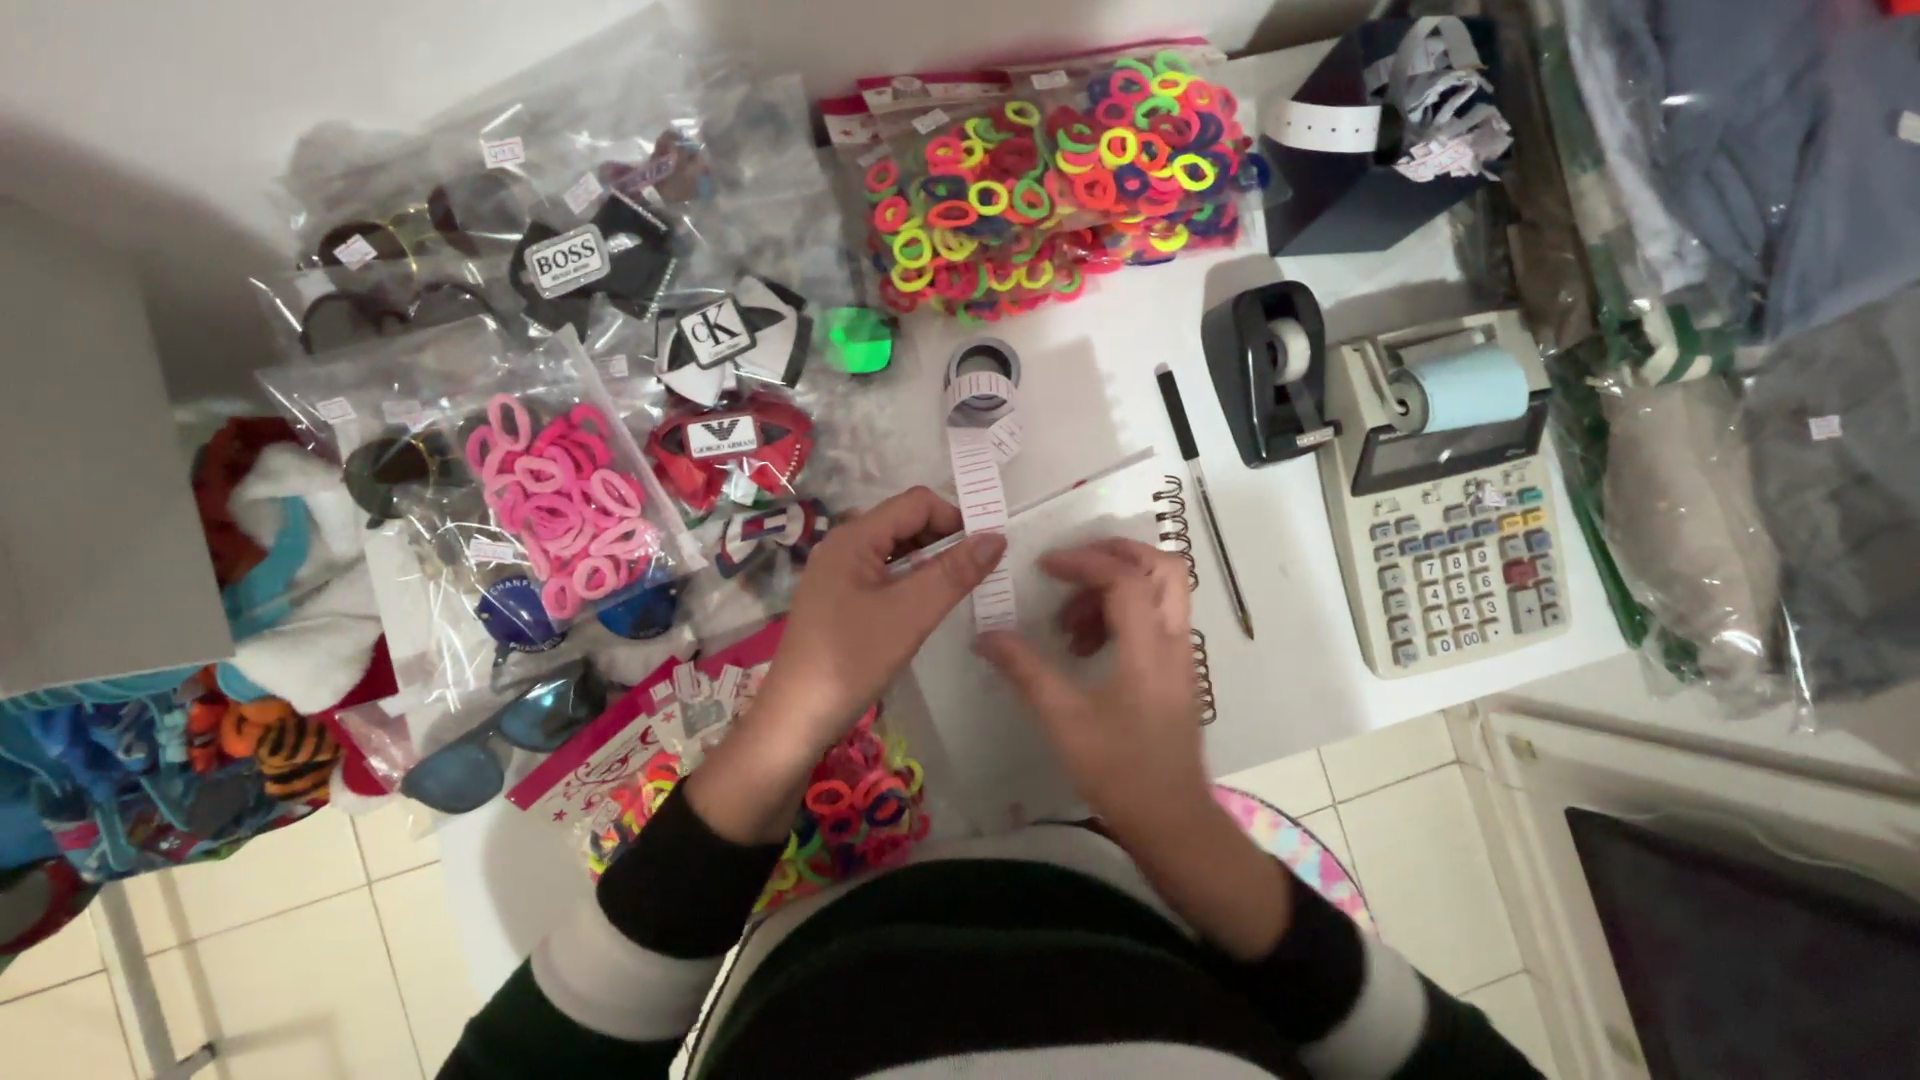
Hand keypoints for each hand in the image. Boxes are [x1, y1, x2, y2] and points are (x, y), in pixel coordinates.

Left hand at [751, 486, 1007, 755]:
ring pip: (895, 551)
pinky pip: (882, 575)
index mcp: (853, 538)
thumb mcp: (910, 614)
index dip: (955, 517)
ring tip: (958, 590)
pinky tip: (926, 607)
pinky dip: (910, 582)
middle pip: (904, 522)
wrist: (796, 717)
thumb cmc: (852, 659)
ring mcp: (837, 574)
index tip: (987, 550)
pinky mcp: (838, 600)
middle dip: (945, 539)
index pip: (916, 503)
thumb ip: (954, 572)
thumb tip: (996, 537)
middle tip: (978, 573)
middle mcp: (842, 546)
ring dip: (930, 562)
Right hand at [977, 538, 1290, 958]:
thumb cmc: (1119, 771)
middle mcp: (1175, 642)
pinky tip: (1086, 649)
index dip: (1082, 562)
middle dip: (1117, 553)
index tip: (1043, 568)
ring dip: (1115, 589)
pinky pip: (1157, 619)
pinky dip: (1123, 614)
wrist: (1171, 820)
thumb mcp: (1063, 720)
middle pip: (1164, 567)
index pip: (1124, 578)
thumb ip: (1025, 671)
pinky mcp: (1177, 673)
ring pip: (1162, 592)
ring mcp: (1181, 657)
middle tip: (1072, 566)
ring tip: (1070, 625)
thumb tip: (985, 636)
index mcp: (1149, 648)